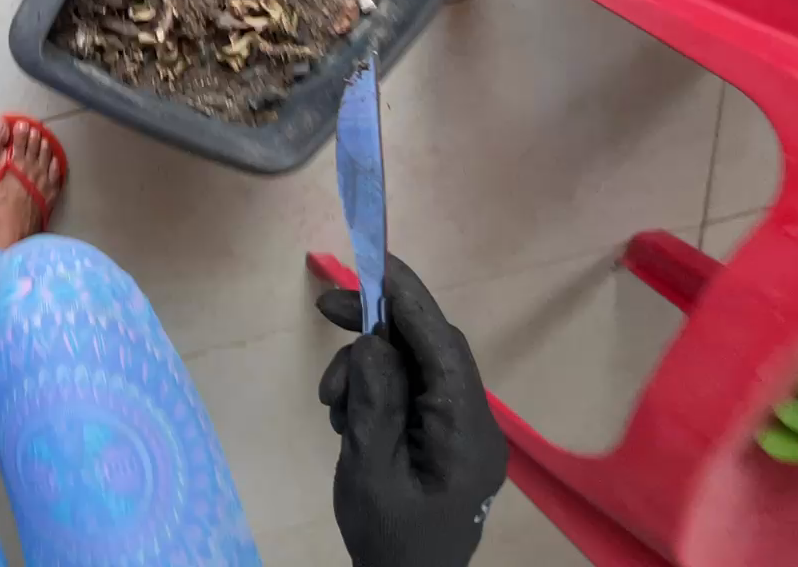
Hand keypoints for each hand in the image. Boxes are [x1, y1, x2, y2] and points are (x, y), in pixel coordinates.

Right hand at [316, 256, 508, 566]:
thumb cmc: (389, 537)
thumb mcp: (370, 469)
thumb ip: (376, 404)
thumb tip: (375, 342)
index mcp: (466, 433)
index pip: (442, 346)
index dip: (410, 299)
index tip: (376, 261)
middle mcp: (471, 423)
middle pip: (427, 347)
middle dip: (377, 323)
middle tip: (327, 309)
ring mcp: (456, 429)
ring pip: (410, 364)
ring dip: (364, 364)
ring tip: (330, 400)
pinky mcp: (439, 435)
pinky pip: (405, 386)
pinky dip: (369, 385)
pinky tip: (344, 412)